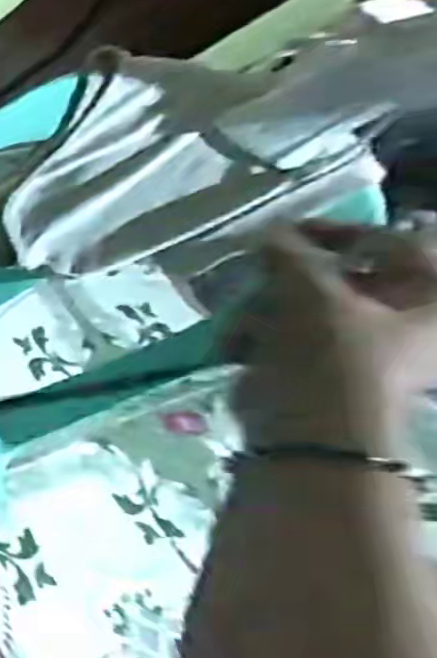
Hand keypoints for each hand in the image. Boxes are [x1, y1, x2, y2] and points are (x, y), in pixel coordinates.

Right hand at [231, 222, 436, 449]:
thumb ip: (289, 256)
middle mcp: (412, 317)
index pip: (394, 243)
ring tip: (244, 327)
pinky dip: (257, 334)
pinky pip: (286, 332)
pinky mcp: (325, 363)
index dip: (338, 232)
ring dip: (263, 311)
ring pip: (303, 304)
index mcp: (436, 298)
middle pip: (341, 275)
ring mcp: (366, 343)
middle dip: (286, 281)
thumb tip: (266, 231)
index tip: (282, 231)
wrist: (309, 426)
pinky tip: (241, 346)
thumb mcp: (311, 295)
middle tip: (254, 282)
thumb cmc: (331, 354)